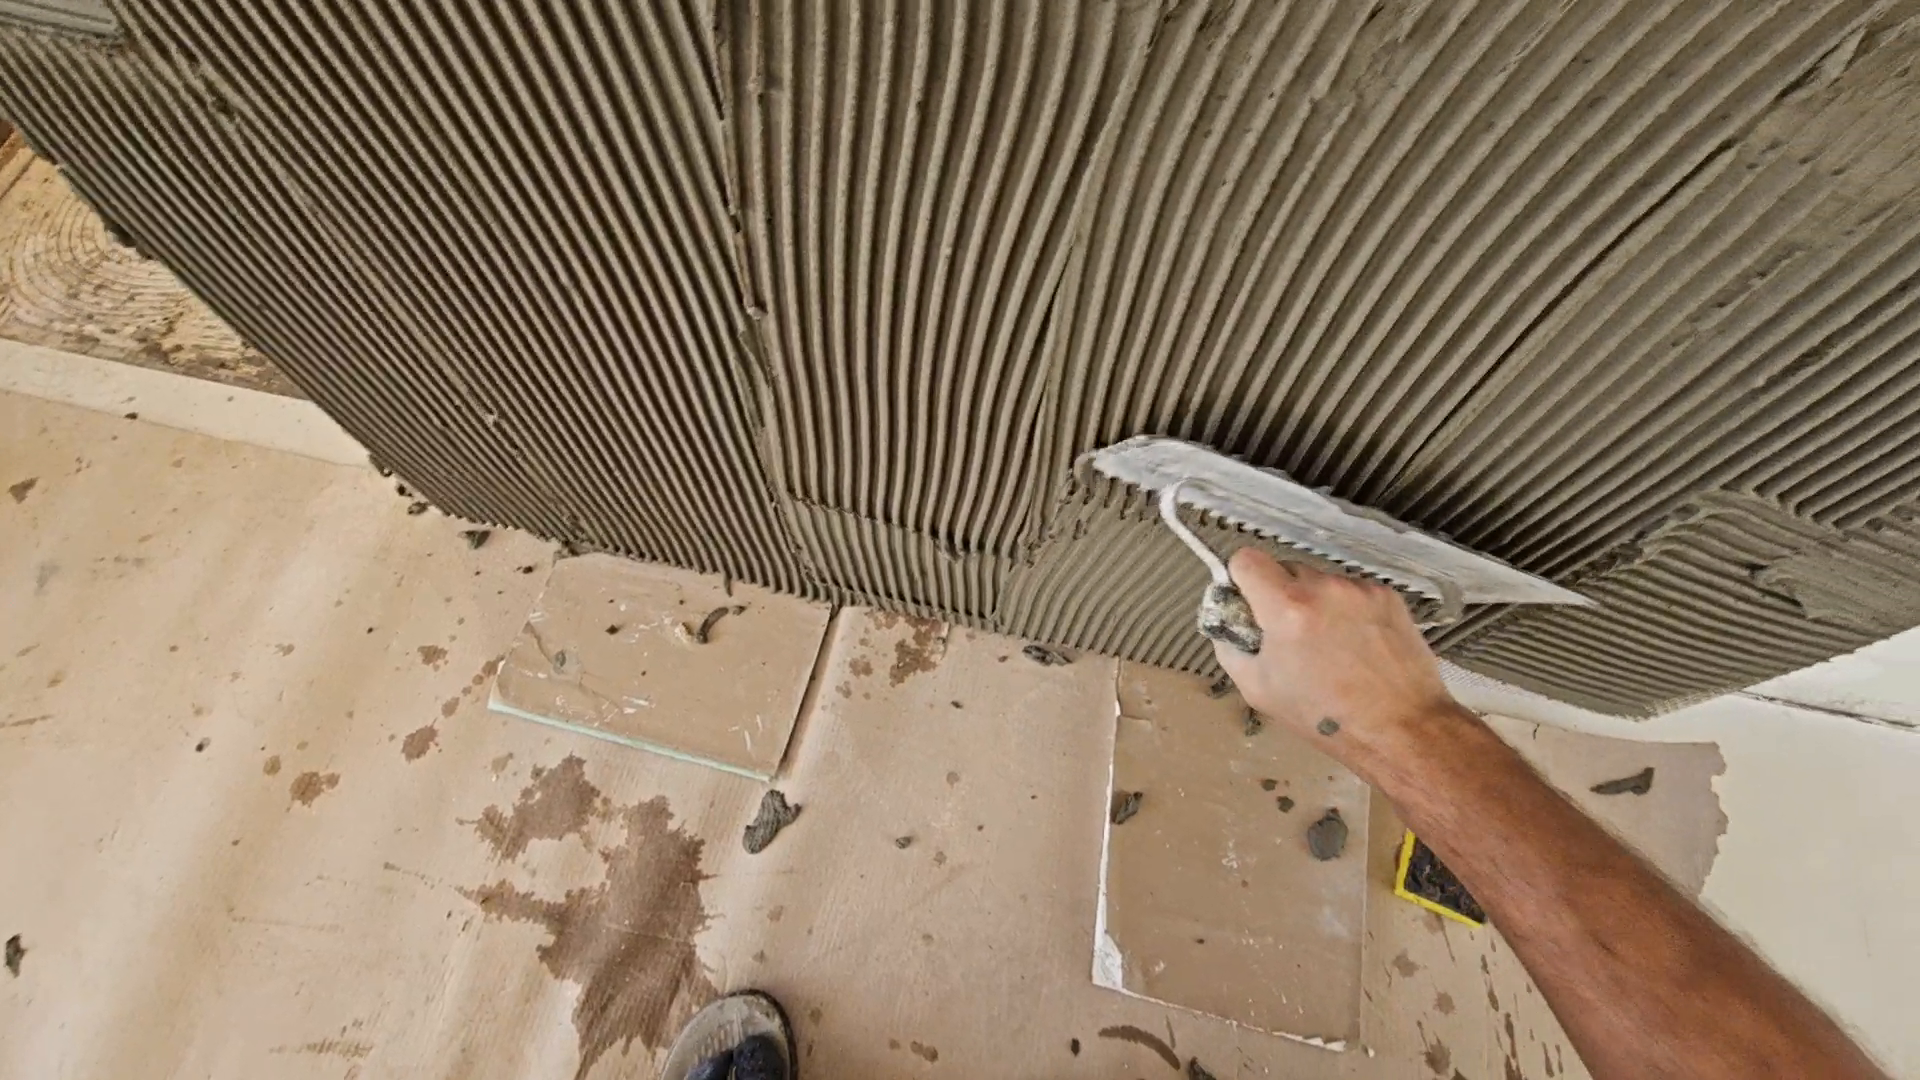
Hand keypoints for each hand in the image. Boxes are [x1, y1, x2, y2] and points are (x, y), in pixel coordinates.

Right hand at [1211, 548, 1469, 773]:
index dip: (1240, 578)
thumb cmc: (1323, 715)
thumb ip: (1230, 645)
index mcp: (1286, 607)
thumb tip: (1225, 621)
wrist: (1402, 729)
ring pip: (1318, 580)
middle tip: (1287, 633)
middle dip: (1278, 594)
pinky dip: (1344, 609)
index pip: (1246, 559)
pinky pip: (1349, 591)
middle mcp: (1323, 588)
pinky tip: (1354, 643)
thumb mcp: (1257, 688)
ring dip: (1313, 601)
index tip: (1247, 601)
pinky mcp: (1387, 596)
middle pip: (1283, 568)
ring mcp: (1359, 589)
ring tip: (1327, 643)